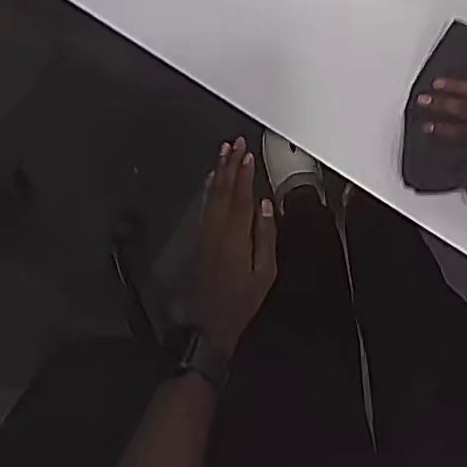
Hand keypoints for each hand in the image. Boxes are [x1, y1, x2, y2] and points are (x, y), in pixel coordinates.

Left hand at [191, 137, 276, 355]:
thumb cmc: (243, 300)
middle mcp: (217, 228)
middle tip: (235, 142)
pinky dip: (209, 186)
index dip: (244, 173)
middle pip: (224, 188)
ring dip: (219, 170)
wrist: (211, 324)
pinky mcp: (199, 237)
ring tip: (224, 150)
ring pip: (212, 193)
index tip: (248, 154)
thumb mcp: (265, 272)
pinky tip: (212, 177)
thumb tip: (264, 204)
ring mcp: (205, 231)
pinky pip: (204, 203)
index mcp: (236, 235)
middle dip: (230, 163)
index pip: (241, 195)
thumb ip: (266, 235)